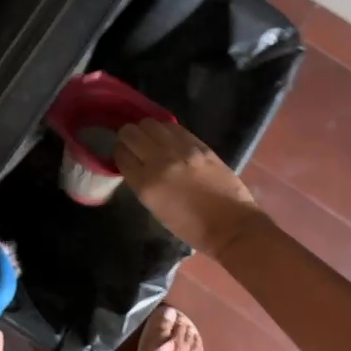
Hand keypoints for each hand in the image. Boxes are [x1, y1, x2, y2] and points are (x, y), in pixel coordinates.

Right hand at [115, 120, 264, 256]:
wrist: (231, 226)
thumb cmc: (191, 227)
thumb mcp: (155, 208)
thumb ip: (141, 182)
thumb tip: (135, 164)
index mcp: (146, 184)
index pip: (120, 154)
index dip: (119, 153)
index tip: (124, 155)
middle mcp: (160, 162)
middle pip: (131, 133)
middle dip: (127, 136)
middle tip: (133, 142)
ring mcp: (181, 151)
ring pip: (150, 123)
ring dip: (146, 129)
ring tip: (151, 137)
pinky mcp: (199, 146)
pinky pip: (174, 127)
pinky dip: (166, 129)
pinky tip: (168, 137)